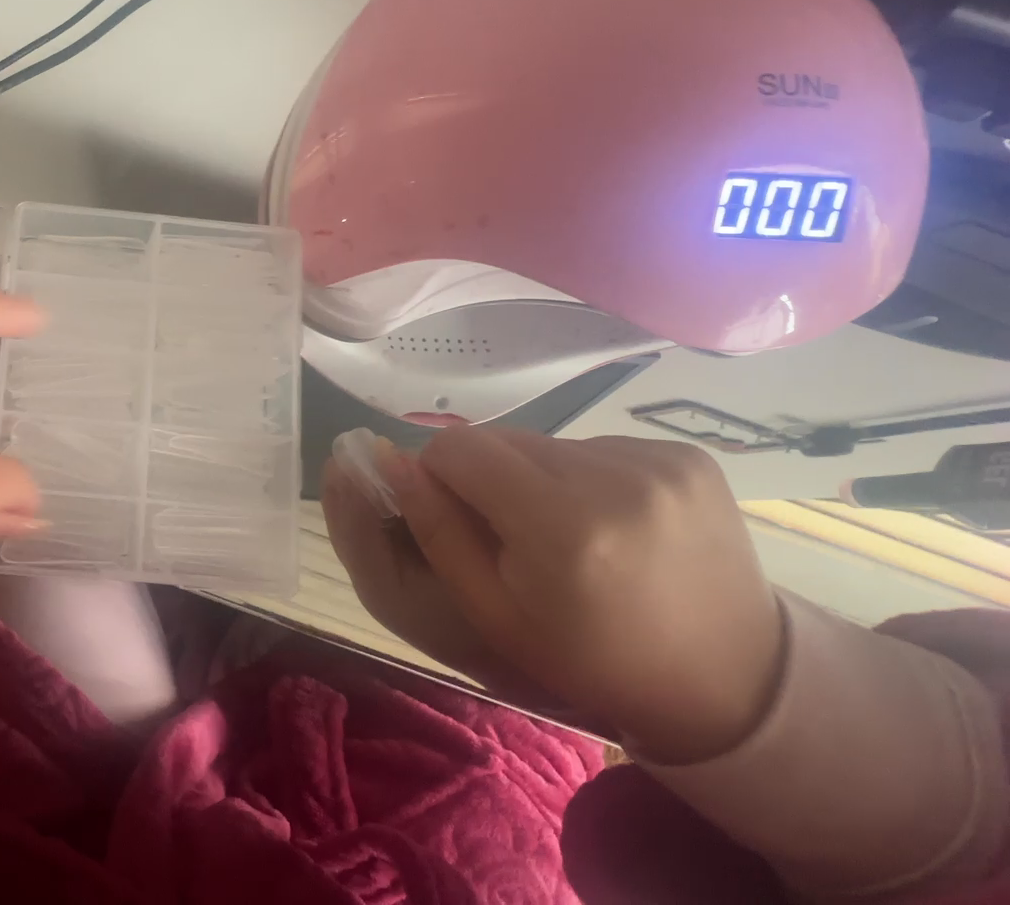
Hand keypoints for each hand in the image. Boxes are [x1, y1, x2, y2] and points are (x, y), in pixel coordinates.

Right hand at [324, 427, 784, 763]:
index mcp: (561, 525)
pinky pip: (594, 445)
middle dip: (488, 478)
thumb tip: (389, 461)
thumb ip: (436, 529)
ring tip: (568, 532)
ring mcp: (659, 461)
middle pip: (502, 439)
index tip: (457, 518)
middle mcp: (614, 477)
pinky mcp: (686, 456)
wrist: (727, 677)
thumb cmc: (588, 655)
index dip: (439, 476)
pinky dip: (584, 476)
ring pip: (547, 442)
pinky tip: (608, 522)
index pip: (457, 448)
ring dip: (536, 476)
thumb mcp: (491, 610)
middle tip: (514, 535)